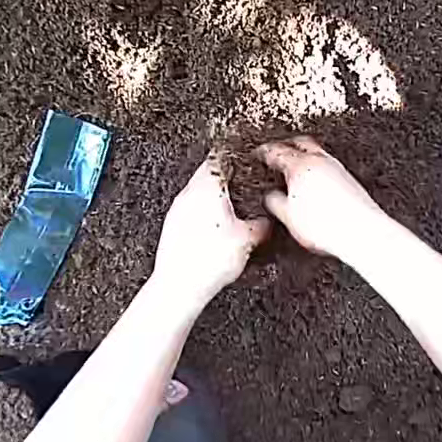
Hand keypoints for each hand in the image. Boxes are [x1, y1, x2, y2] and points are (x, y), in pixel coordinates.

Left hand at [152, 156, 270, 302]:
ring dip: (216, 194)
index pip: (218, 157)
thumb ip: (262, 225)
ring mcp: (178, 210)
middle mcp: (188, 194)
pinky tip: (218, 226)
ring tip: (234, 204)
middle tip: (245, 180)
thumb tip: (269, 220)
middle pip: (208, 173)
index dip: (234, 154)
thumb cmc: (209, 261)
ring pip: (199, 191)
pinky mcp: (173, 226)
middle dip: (228, 176)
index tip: (245, 154)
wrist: (178, 287)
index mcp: (206, 189)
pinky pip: (192, 208)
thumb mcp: (248, 239)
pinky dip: (206, 210)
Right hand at [257, 136, 391, 260]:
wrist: (361, 232)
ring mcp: (337, 168)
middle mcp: (320, 161)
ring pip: (317, 152)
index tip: (259, 153)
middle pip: (300, 142)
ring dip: (304, 154)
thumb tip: (271, 197)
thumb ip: (275, 202)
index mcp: (300, 166)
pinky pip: (328, 164)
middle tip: (277, 150)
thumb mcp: (288, 216)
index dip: (264, 151)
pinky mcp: (349, 179)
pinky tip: (316, 180)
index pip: (276, 151)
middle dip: (286, 144)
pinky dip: (317, 166)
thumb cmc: (326, 226)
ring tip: (296, 165)